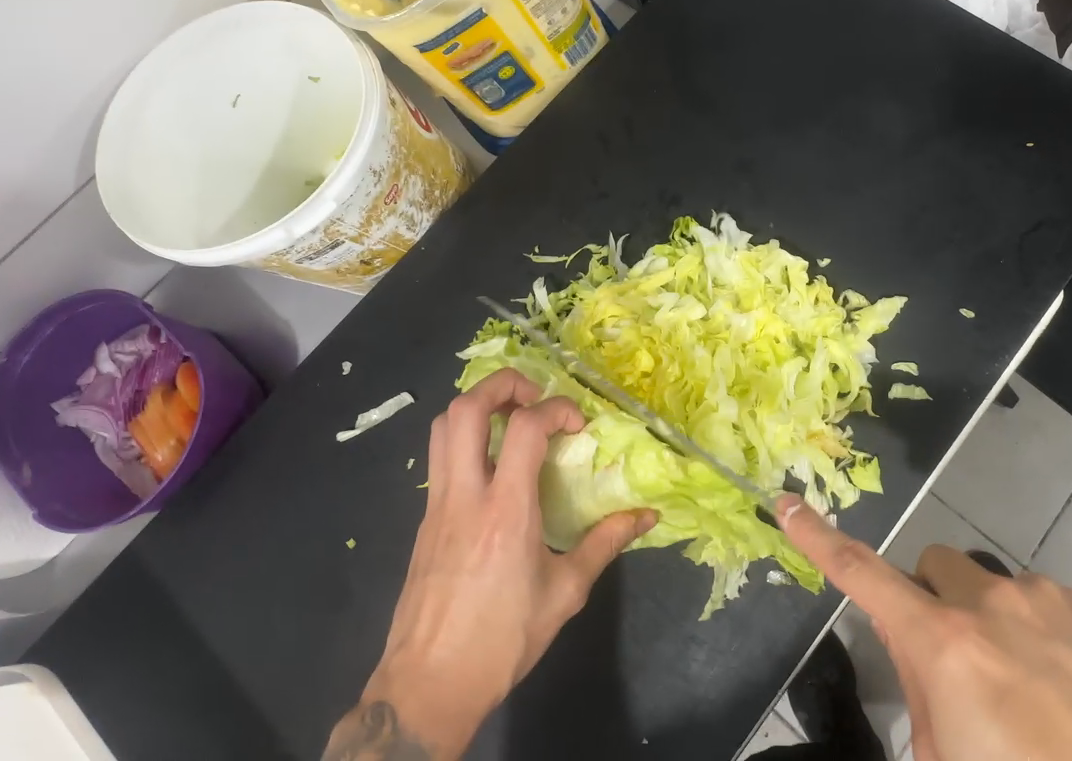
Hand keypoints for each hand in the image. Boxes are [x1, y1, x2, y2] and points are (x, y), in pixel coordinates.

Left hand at [323, 370, 656, 759]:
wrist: (427, 686)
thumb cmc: (503, 640)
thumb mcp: (566, 593)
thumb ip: (606, 544)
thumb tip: (647, 516)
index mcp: (507, 511)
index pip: (524, 428)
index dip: (556, 408)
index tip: (578, 424)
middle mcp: (466, 497)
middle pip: (466, 409)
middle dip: (502, 385)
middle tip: (535, 396)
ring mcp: (437, 506)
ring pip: (442, 427)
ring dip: (478, 406)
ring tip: (513, 418)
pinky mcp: (423, 522)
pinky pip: (440, 459)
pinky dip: (467, 440)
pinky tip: (496, 467)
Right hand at [776, 495, 1071, 760]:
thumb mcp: (945, 758)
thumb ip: (921, 696)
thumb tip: (918, 656)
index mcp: (944, 645)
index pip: (863, 576)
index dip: (819, 540)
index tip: (789, 504)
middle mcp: (989, 603)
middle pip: (930, 567)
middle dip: (925, 602)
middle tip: (945, 667)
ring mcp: (1041, 598)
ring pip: (983, 586)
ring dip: (979, 620)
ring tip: (1013, 688)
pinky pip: (1030, 599)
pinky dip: (1023, 627)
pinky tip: (1053, 683)